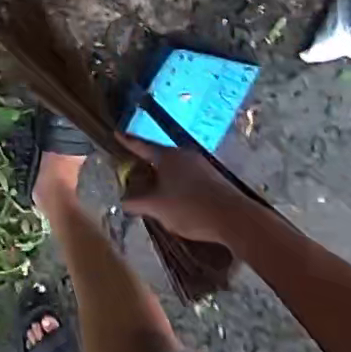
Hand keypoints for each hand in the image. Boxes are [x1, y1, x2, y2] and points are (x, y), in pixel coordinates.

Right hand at [119, 134, 259, 245]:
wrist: (234, 218)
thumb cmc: (190, 208)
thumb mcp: (157, 208)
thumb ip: (137, 203)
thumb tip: (123, 200)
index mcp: (167, 156)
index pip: (142, 146)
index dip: (127, 141)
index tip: (117, 133)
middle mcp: (184, 155)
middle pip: (160, 155)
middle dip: (147, 161)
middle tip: (133, 165)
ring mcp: (201, 165)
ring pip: (175, 166)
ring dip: (164, 174)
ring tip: (155, 185)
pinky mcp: (213, 178)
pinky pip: (188, 175)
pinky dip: (178, 182)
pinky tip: (177, 197)